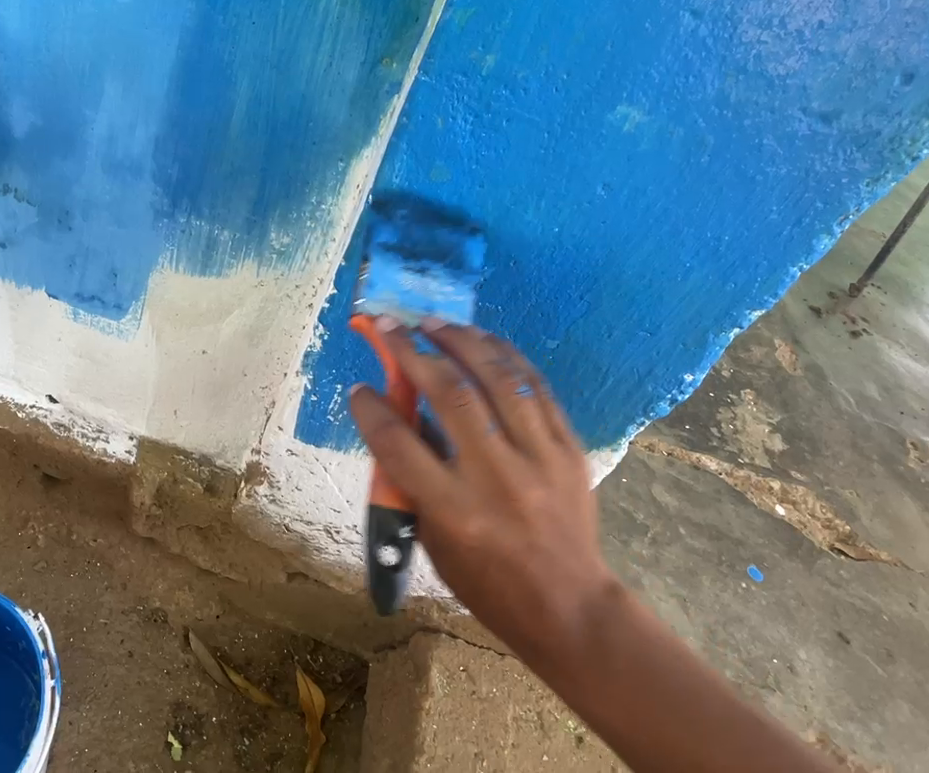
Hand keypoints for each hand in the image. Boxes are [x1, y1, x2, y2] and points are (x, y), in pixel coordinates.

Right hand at [348, 318, 619, 670]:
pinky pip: (535, 387)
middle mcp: (496, 477)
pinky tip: (482, 340)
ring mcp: (539, 459)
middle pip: (450, 394)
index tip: (359, 387)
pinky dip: (504, 356)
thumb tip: (400, 414)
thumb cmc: (486, 581)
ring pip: (497, 378)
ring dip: (460, 340)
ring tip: (434, 321)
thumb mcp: (433, 538)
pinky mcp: (568, 449)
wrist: (569, 607)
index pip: (398, 442)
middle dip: (412, 351)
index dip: (371, 408)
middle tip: (389, 325)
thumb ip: (414, 477)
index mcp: (453, 510)